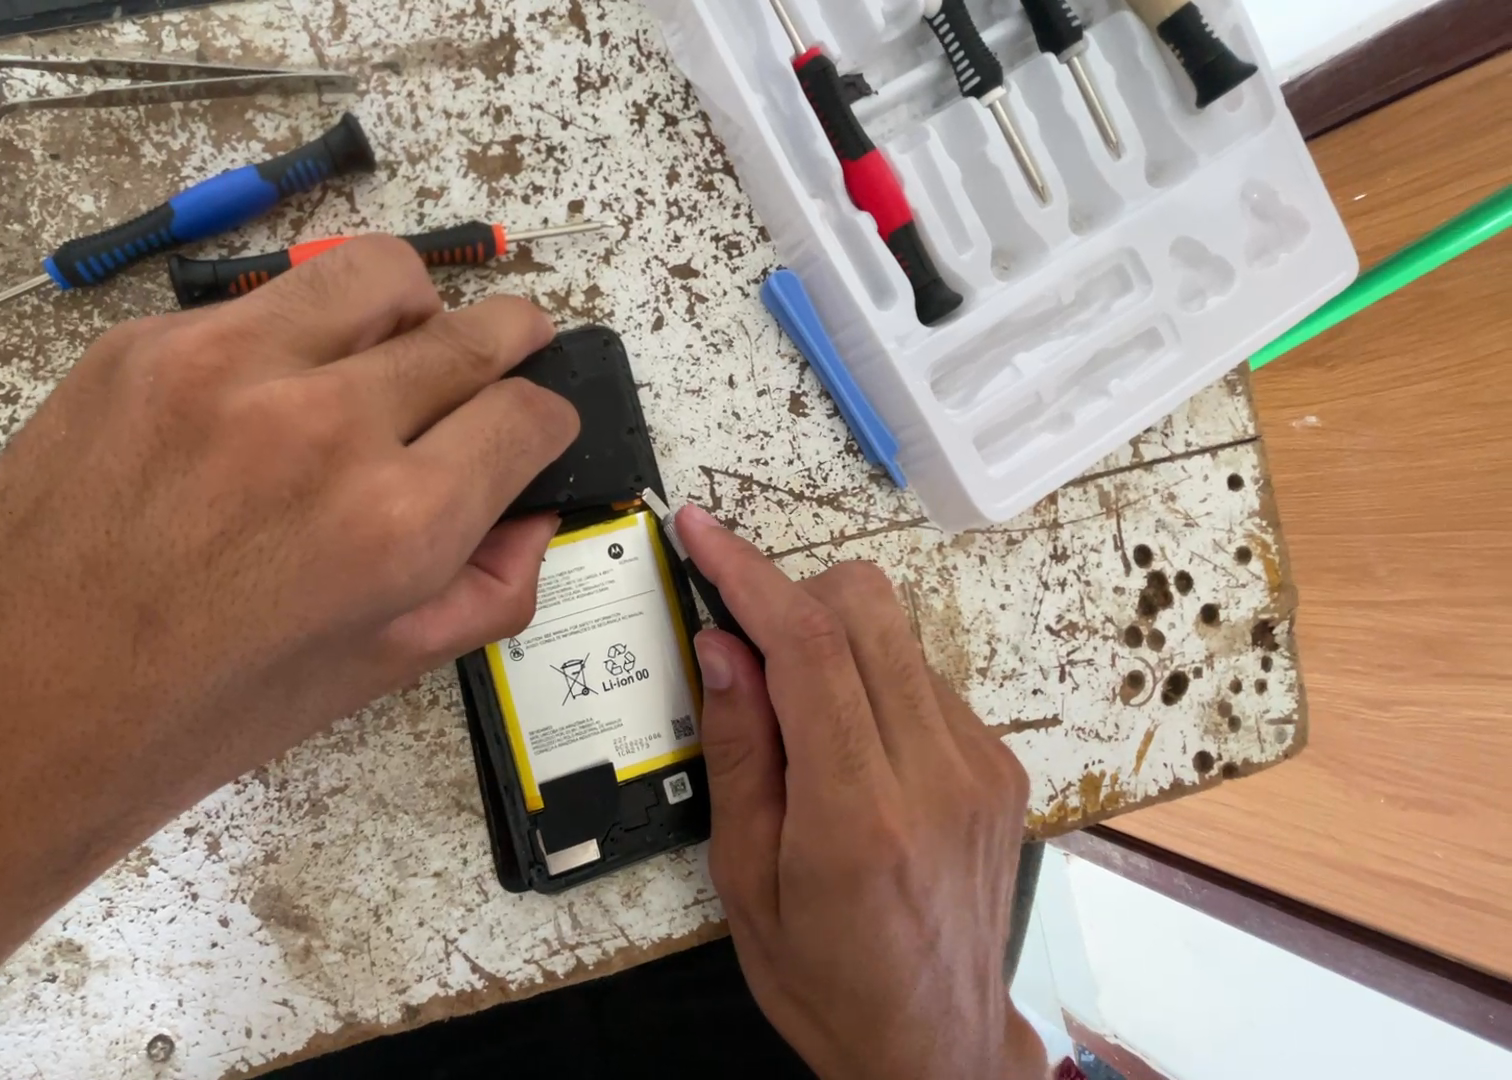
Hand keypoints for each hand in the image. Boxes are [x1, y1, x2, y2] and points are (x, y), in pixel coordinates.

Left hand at [0, 234, 579, 887]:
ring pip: (381, 274)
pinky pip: (269, 304)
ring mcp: (228, 367)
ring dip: (420, 305)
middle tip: (515, 350)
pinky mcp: (147, 344)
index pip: (525, 418)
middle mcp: (327, 426)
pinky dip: (307, 334)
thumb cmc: (217, 711)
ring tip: (402, 347)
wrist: (18, 709)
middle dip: (517, 339)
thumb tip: (535, 513)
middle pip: (473, 332)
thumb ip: (491, 587)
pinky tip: (279, 391)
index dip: (550, 419)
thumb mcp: (383, 670)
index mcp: (398, 523)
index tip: (538, 427)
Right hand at [675, 507, 1043, 1079]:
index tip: (700, 531)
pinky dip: (863, 670)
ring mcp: (981, 762)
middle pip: (864, 607)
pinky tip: (842, 734)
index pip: (807, 649)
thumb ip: (737, 750)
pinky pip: (917, 670)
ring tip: (789, 704)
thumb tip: (722, 643)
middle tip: (741, 637)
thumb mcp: (741, 876)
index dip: (747, 573)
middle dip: (788, 589)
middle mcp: (938, 772)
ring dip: (825, 631)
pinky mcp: (999, 761)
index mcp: (859, 813)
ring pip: (894, 627)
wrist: (937, 1047)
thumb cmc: (818, 973)